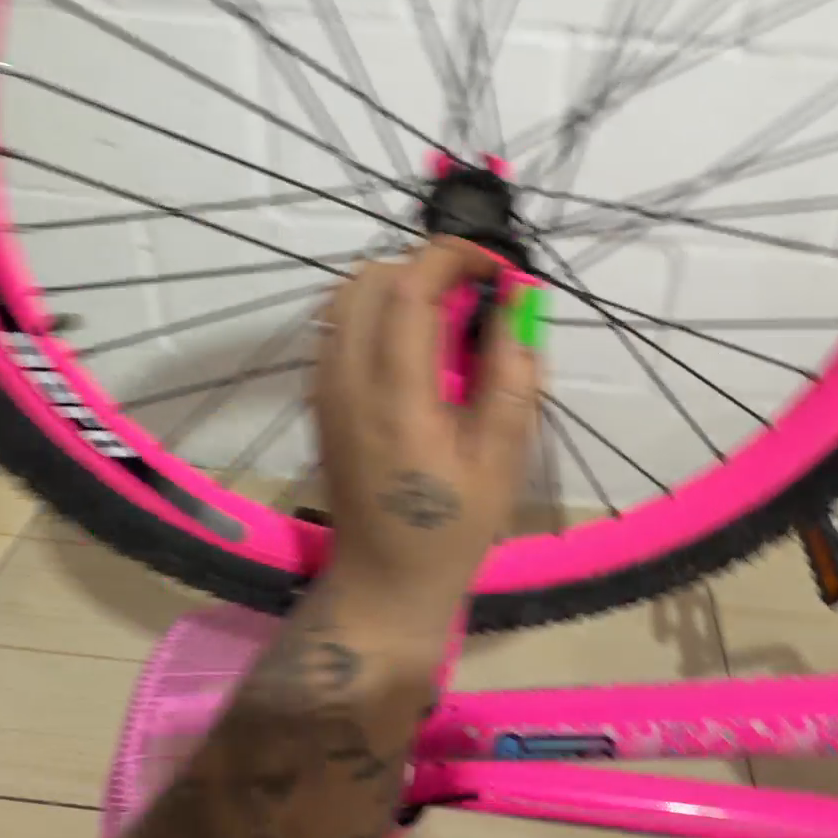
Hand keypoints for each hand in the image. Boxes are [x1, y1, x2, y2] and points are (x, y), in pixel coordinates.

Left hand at [312, 236, 542, 626]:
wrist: (381, 580)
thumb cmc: (450, 528)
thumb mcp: (501, 463)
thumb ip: (512, 378)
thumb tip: (520, 306)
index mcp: (395, 397)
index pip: (409, 289)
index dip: (454, 258)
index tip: (497, 270)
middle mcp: (346, 379)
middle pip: (371, 278)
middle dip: (429, 268)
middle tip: (475, 299)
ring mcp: (323, 386)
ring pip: (347, 294)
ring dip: (399, 285)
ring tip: (445, 318)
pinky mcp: (318, 395)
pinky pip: (338, 323)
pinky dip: (376, 309)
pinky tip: (412, 346)